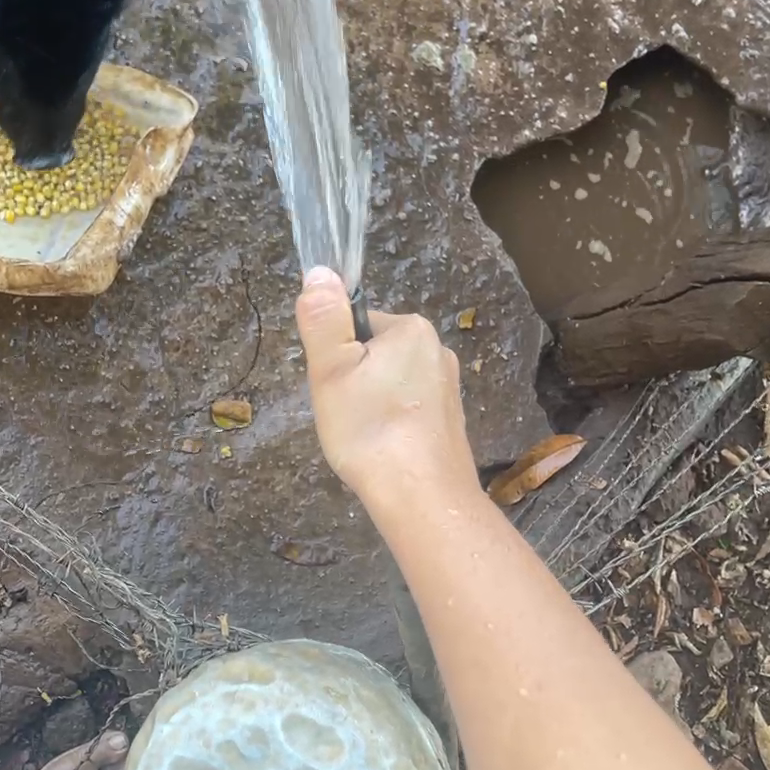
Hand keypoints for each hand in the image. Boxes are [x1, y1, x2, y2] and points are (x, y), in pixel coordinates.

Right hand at [295, 266, 479, 506]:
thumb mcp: (331, 370)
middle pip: (372, 355)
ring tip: (362, 435)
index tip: (334, 388)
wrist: (422, 497)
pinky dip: (389, 424)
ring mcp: (448, 388)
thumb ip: (324, 319)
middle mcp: (437, 350)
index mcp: (411, 329)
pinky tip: (382, 449)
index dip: (335, 357)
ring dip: (370, 405)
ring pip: (388, 384)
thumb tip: (319, 271)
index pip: (357, 327)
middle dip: (352, 381)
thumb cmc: (370, 429)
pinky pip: (406, 409)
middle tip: (344, 414)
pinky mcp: (450, 421)